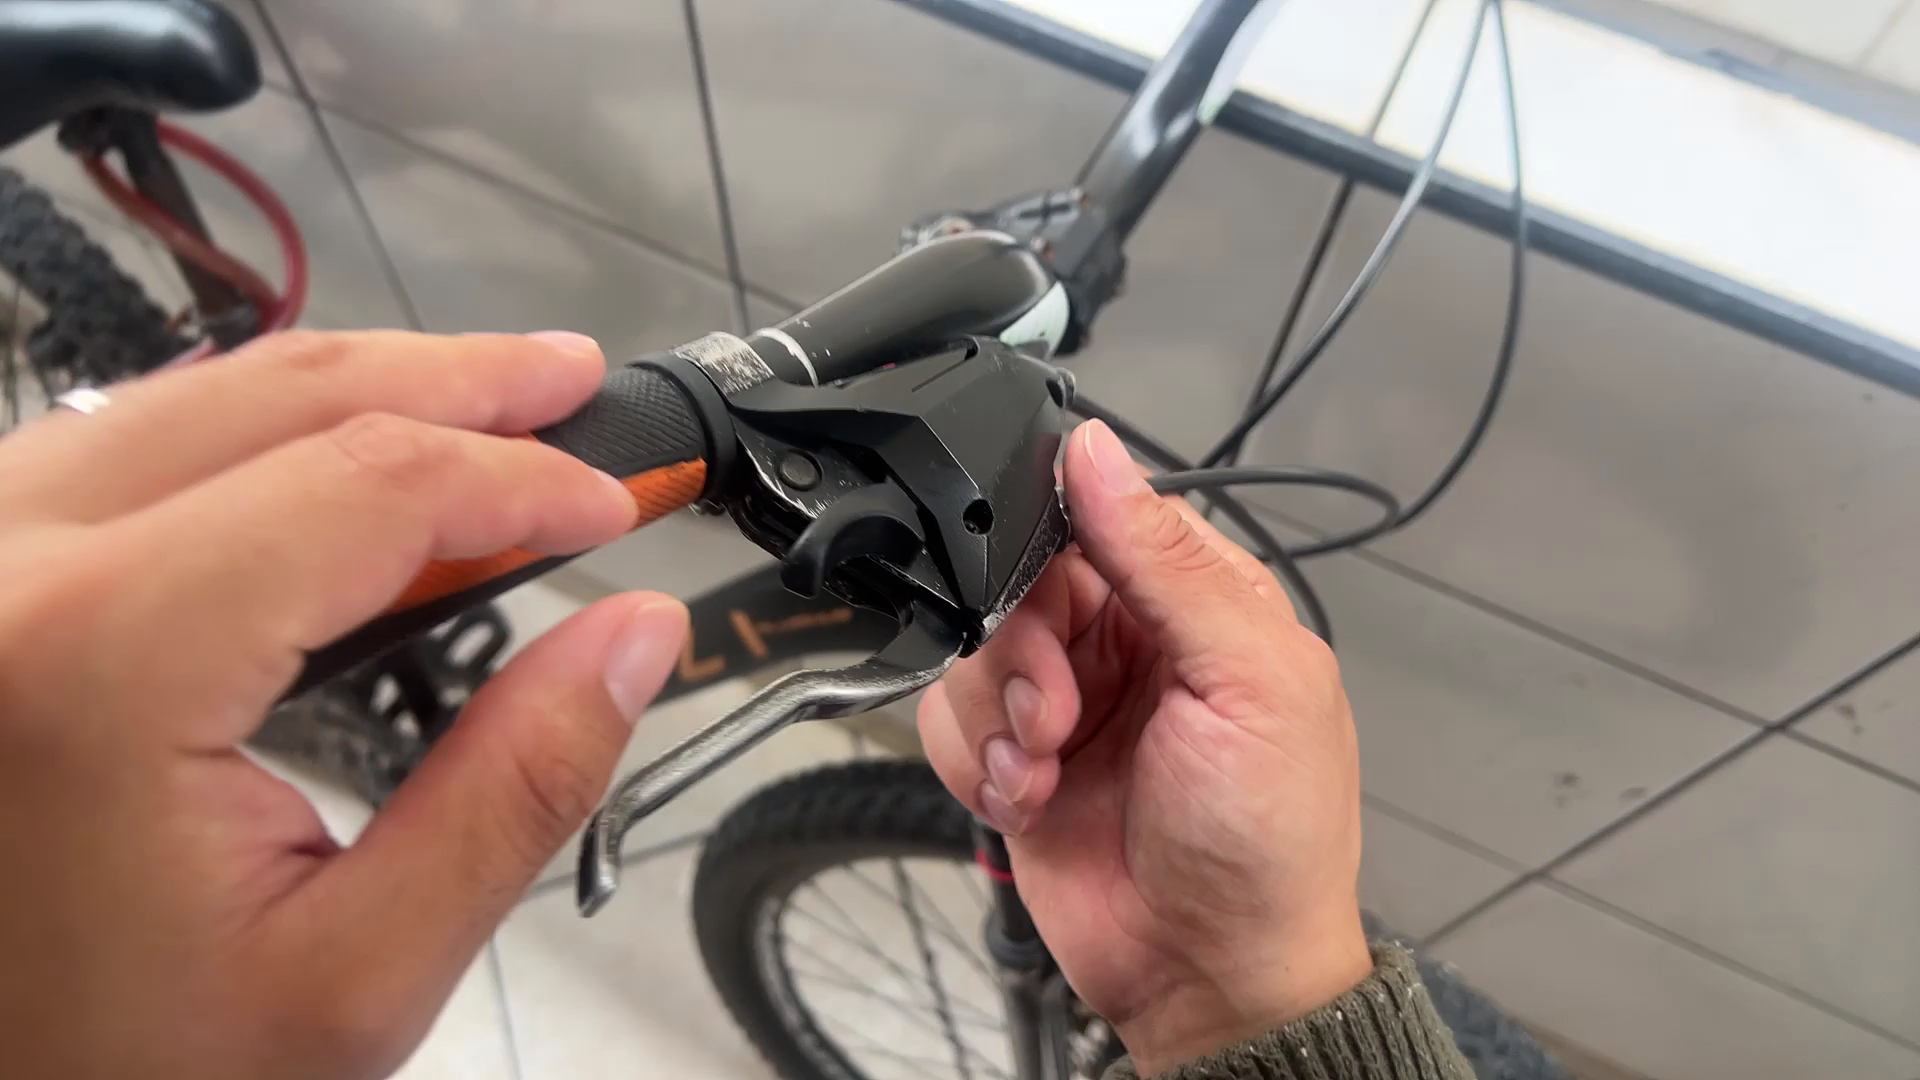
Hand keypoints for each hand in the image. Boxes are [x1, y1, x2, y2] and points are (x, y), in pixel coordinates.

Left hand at [0, 331, 688, 1078]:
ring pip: (209, 393)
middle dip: (466, 377)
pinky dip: (294, 421)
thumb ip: (524, 783)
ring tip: (501, 394)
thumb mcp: (366, 966)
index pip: (373, 490)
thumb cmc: (131, 1070)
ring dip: (386, 383)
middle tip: (575, 374)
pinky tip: (373, 446)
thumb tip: (646, 629)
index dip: (529, 478)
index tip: (623, 504)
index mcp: (84, 666)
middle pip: (286, 395)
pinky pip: (151, 437)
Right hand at [919, 420, 1371, 1074]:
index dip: (1051, 543)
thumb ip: (1167, 562)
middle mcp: (1114, 636)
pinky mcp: (1009, 751)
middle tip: (1056, 714)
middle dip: (1023, 653)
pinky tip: (1028, 799)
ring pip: (971, 649)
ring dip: (998, 717)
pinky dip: (976, 761)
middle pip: (1015, 582)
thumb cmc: (1262, 833)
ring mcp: (1057, 695)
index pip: (1092, 517)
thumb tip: (1095, 451)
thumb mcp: (1244, 681)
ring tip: (1047, 770)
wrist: (1207, 975)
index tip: (1051, 600)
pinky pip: (947, 720)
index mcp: (1184, 598)